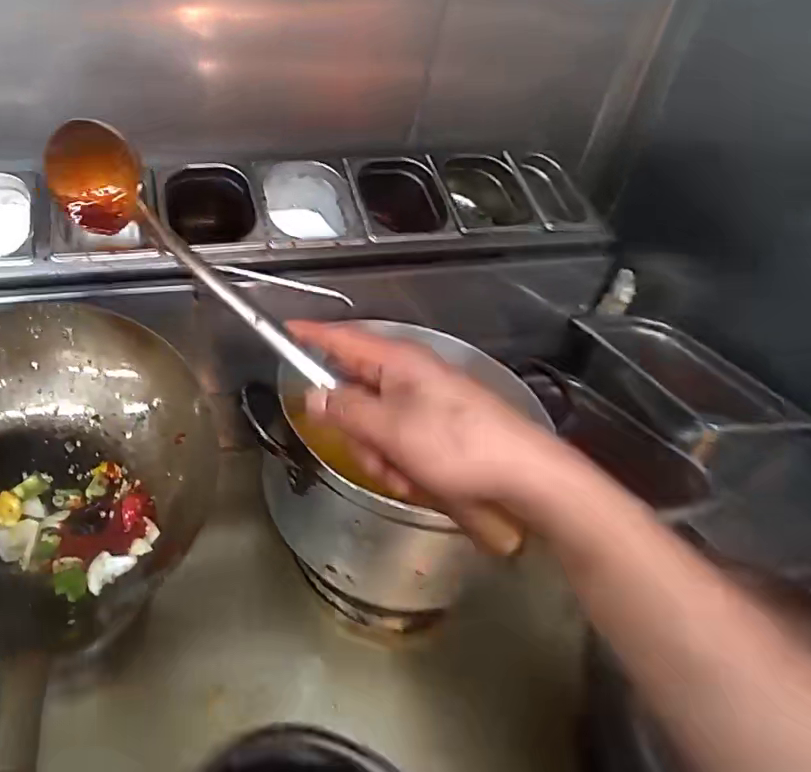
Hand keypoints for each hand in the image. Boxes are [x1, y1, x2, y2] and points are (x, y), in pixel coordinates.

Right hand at [286, 321, 560, 509]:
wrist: (523, 475)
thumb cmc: (458, 444)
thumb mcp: (391, 430)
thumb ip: (346, 411)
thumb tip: (313, 395)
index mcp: (398, 361)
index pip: (344, 339)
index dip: (312, 336)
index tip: (286, 331)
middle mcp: (410, 375)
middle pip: (356, 392)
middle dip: (357, 430)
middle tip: (373, 454)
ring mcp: (425, 402)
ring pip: (375, 424)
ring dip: (380, 454)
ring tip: (404, 474)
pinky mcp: (438, 428)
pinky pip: (399, 440)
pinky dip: (401, 462)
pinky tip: (418, 479)